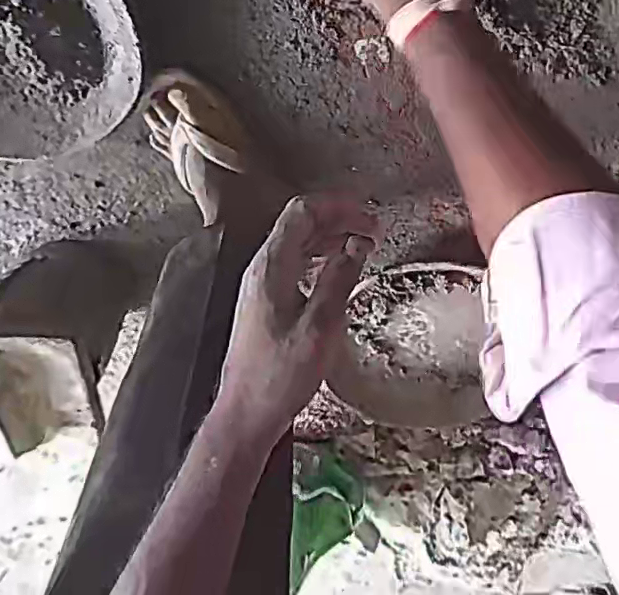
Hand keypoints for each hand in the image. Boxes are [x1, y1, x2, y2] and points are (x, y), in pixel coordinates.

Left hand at [215, 194, 377, 438]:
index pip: (303, 211)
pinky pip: (296, 258)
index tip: (367, 214)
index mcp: (272, 265)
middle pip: (301, 220)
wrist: (246, 414)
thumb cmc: (280, 375)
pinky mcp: (266, 298)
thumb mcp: (321, 326)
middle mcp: (263, 266)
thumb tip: (358, 244)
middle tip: (372, 227)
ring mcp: (262, 281)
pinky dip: (322, 252)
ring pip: (299, 239)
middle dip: (339, 216)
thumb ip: (340, 279)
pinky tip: (340, 264)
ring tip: (363, 241)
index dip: (338, 205)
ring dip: (332, 233)